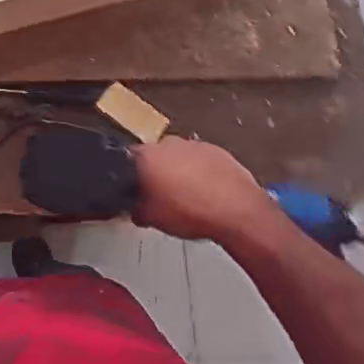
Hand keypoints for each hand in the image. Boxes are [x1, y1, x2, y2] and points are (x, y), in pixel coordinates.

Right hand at [132, 139, 282, 243]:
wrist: (236, 210)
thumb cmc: (191, 211)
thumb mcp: (152, 218)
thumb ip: (137, 209)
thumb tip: (137, 208)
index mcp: (148, 155)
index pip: (128, 159)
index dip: (130, 177)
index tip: (135, 190)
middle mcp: (170, 144)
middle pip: (155, 156)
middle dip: (156, 173)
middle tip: (160, 197)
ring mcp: (195, 145)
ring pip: (179, 157)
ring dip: (180, 172)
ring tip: (186, 198)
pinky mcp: (217, 151)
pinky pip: (201, 160)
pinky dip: (201, 173)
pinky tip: (206, 193)